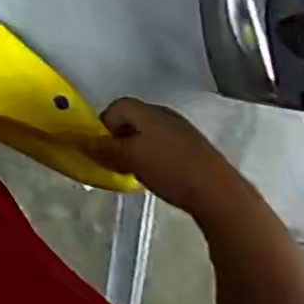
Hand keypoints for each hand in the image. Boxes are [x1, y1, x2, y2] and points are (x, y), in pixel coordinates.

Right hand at [85, 98, 258, 220]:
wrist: (222, 195)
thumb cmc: (169, 169)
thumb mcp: (128, 158)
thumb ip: (102, 148)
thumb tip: (81, 141)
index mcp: (145, 110)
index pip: (113, 108)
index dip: (104, 126)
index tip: (103, 148)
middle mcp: (164, 113)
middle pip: (132, 119)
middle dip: (121, 137)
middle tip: (118, 159)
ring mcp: (184, 130)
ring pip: (150, 133)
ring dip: (140, 147)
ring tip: (140, 169)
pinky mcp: (199, 148)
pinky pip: (168, 145)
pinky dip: (160, 156)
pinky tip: (163, 174)